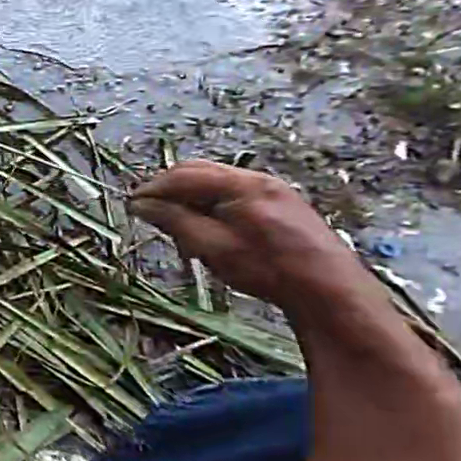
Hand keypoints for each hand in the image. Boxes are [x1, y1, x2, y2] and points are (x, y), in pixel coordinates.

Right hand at [129, 160, 376, 310]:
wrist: (329, 289)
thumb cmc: (267, 269)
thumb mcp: (212, 246)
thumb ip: (174, 220)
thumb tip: (140, 204)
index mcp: (241, 185)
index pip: (183, 176)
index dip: (153, 189)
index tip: (131, 204)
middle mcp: (257, 178)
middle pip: (198, 171)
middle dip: (168, 187)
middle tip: (148, 210)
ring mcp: (271, 188)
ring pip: (214, 180)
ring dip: (188, 194)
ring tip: (173, 220)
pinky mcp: (280, 202)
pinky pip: (232, 190)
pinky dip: (209, 200)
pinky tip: (204, 223)